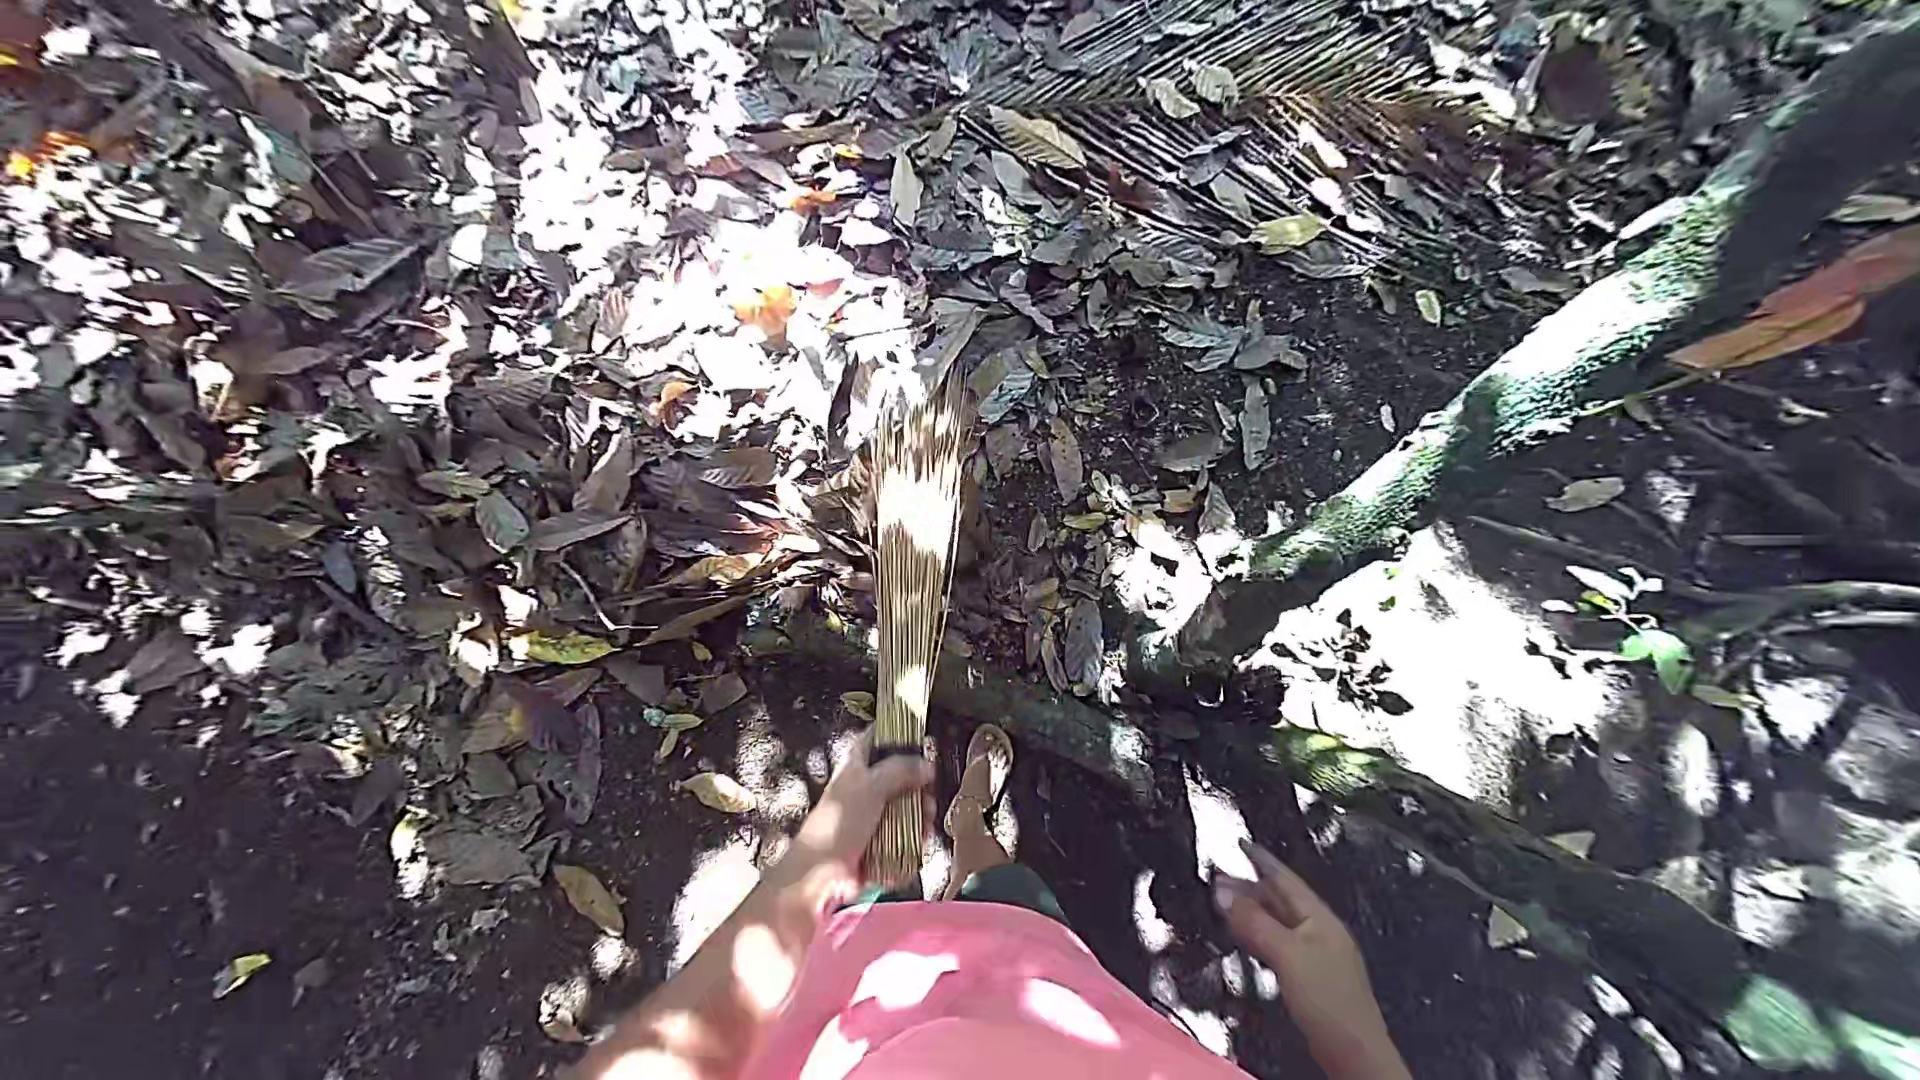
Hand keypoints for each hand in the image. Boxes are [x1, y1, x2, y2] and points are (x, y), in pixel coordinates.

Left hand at [780, 729, 933, 895]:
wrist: (820, 875)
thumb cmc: (840, 824)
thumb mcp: (871, 786)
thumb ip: (901, 769)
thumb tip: (928, 765)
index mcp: (857, 764)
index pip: (878, 736)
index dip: (899, 734)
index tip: (923, 741)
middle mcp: (865, 785)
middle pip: (900, 774)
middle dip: (919, 786)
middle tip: (929, 796)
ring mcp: (872, 814)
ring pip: (905, 805)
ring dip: (920, 814)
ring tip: (927, 824)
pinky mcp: (878, 839)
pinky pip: (903, 832)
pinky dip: (914, 836)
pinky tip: (922, 841)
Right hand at [1215, 840, 1410, 1079]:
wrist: (1355, 1057)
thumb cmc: (1328, 1001)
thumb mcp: (1287, 954)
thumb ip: (1254, 922)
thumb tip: (1222, 891)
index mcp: (1320, 919)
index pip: (1286, 879)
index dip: (1262, 860)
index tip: (1241, 842)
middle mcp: (1319, 932)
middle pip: (1280, 900)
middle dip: (1249, 886)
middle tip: (1217, 877)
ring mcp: (1316, 955)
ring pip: (1277, 921)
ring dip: (1250, 910)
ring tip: (1222, 903)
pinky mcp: (1309, 977)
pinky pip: (1277, 942)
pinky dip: (1257, 932)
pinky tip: (1244, 937)